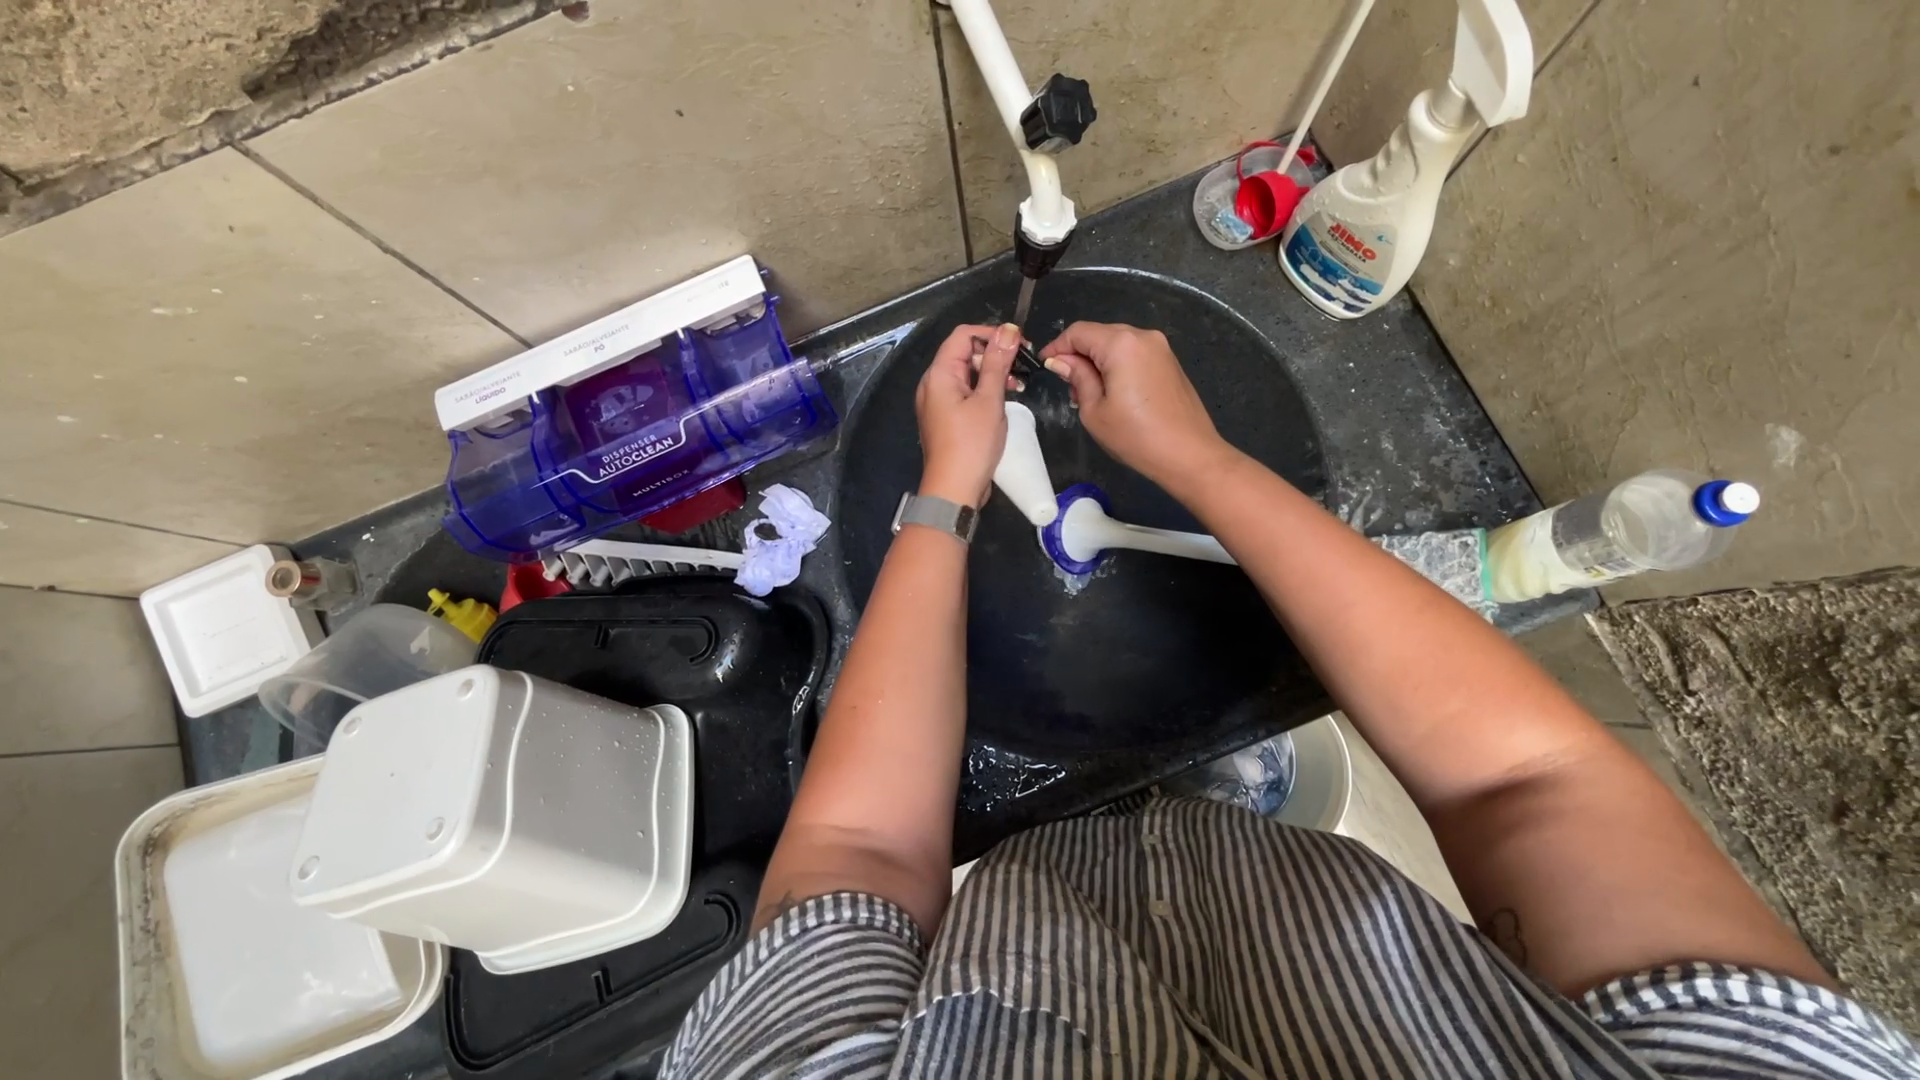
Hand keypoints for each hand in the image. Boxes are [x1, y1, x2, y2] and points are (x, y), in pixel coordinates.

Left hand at [915, 323, 1020, 505]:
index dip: (991, 334)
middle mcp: (932, 384)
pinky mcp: (944, 419)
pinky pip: (964, 394)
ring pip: (966, 375)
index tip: (1019, 345)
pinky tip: (1003, 401)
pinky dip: (983, 391)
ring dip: (992, 374)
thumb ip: (998, 363)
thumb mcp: (989, 400)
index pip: (963, 335)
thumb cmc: (972, 444)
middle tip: (1023, 368)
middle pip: (963, 353)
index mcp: (939, 374)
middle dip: (994, 355)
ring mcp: (936, 403)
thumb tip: (1009, 330)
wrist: (953, 490)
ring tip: (1018, 386)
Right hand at [1038, 322, 1232, 487]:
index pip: (1079, 332)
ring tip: (1089, 395)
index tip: (1044, 365)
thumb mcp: (1094, 410)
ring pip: (1117, 344)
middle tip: (1068, 386)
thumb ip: (1077, 378)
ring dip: (1098, 362)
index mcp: (1121, 344)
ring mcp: (1161, 348)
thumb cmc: (1136, 436)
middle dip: (1079, 355)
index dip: (1057, 347)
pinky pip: (1134, 354)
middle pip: (1099, 334)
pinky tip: (1113, 393)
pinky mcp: (1170, 362)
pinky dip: (1117, 366)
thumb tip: (1061, 362)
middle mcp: (1143, 336)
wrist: (1189, 454)